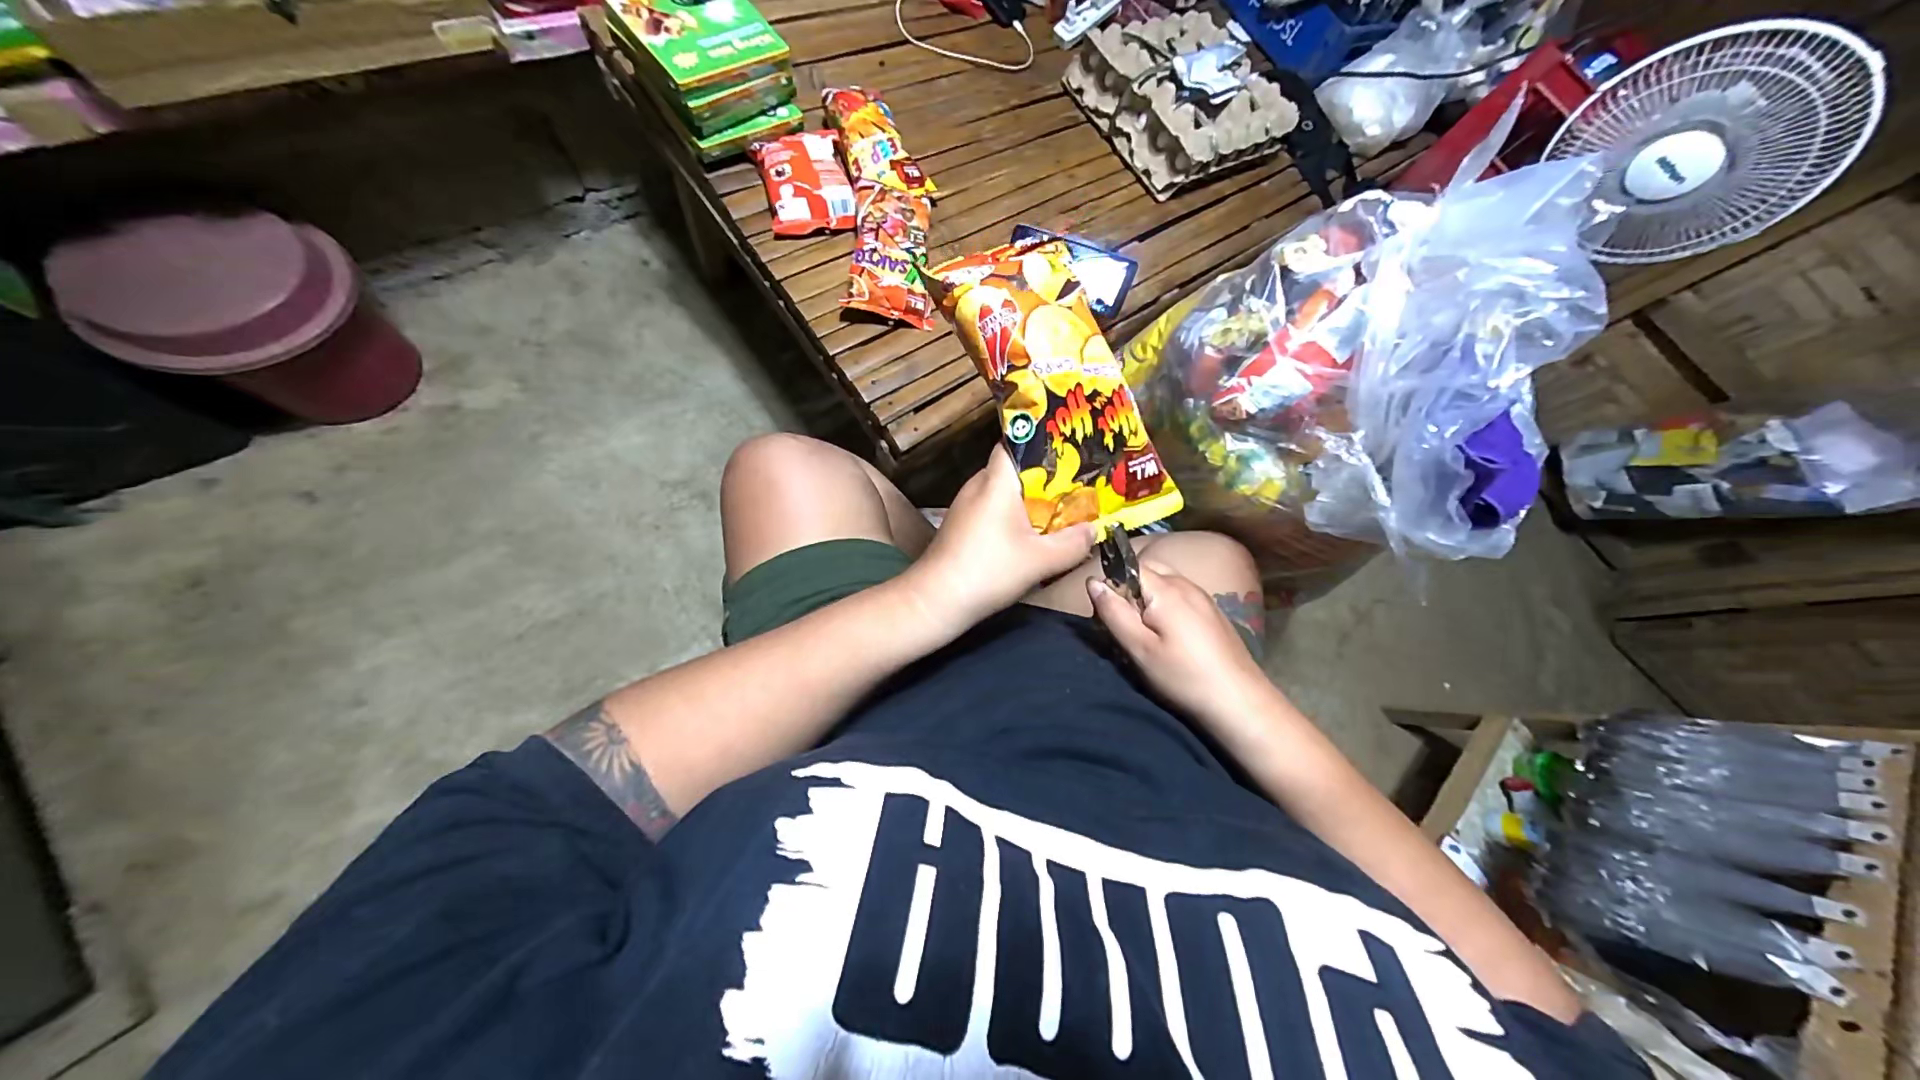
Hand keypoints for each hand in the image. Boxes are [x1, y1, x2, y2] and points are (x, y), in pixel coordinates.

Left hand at [902, 445, 1096, 631]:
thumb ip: (1073, 543)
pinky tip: (1031, 538)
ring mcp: (965, 507)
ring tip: (1061, 513)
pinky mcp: (961, 527)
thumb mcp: (1041, 560)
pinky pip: (993, 512)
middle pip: (1015, 471)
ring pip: (1004, 494)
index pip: (1016, 442)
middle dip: (1045, 479)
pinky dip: (1014, 520)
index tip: (1070, 452)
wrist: (935, 601)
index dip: (1042, 443)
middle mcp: (978, 485)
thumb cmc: (988, 570)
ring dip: (1030, 503)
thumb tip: (1093, 530)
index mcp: (997, 480)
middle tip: (1078, 488)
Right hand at [1086, 561, 1275, 724]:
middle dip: (1130, 587)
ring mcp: (1204, 597)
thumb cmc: (1183, 676)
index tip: (1108, 613)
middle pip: (1149, 570)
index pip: (1129, 566)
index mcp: (1166, 589)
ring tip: (1147, 632)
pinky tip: (1171, 636)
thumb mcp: (1139, 648)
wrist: (1239, 700)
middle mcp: (1187, 584)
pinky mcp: (1214, 612)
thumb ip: (1113, 612)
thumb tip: (1093, 581)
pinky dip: (1167, 604)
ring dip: (1149, 597)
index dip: (1112, 584)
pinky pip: (1181, 595)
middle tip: (1126, 623)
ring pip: (1166, 582)